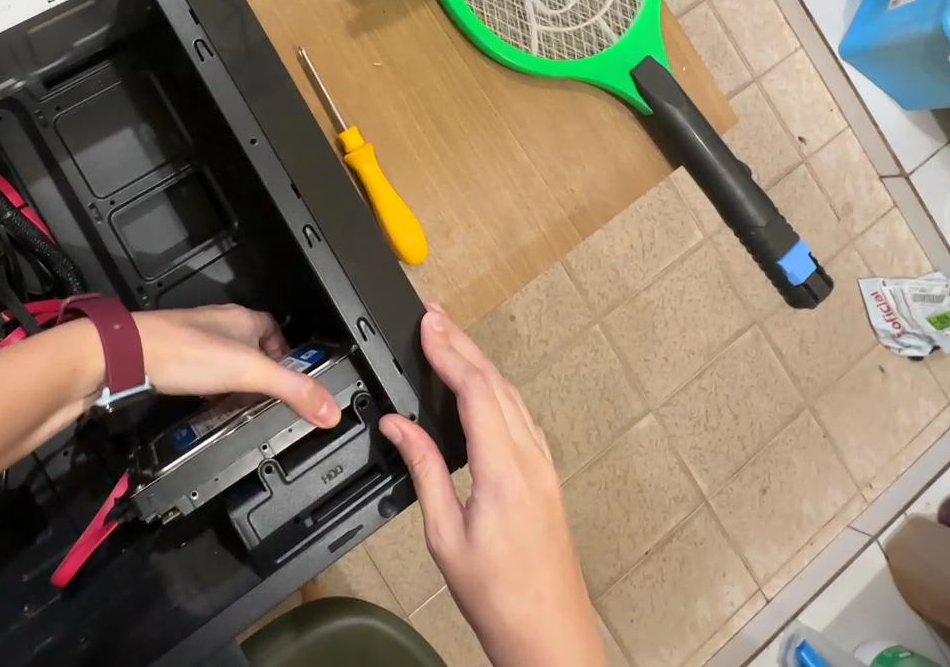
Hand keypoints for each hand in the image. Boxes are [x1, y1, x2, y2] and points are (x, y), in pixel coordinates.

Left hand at [136, 306, 340, 427]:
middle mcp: (221, 324)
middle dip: (263, 373)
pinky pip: (203, 370)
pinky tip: (209, 404)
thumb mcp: (250, 373)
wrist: (130, 355)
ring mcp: (196, 338)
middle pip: (253, 346)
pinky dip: (211, 387)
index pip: (278, 330)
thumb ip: (292, 389)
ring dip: (236, 381)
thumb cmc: (187, 352)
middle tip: (271, 400)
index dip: (289, 355)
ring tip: (243, 406)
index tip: (295, 380)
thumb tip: (331, 408)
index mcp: (244, 319)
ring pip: (227, 358)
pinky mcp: (176, 355)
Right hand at [379, 303, 603, 666]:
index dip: (449, 352)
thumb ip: (423, 470)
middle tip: (435, 314)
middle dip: (463, 343)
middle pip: (498, 383)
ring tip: (452, 338)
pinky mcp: (547, 478)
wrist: (551, 639)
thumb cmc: (499, 597)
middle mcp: (531, 461)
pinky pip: (523, 416)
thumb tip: (397, 425)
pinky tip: (482, 385)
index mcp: (503, 472)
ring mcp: (544, 468)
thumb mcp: (444, 535)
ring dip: (481, 361)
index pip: (477, 391)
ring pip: (513, 396)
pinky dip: (497, 388)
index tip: (427, 325)